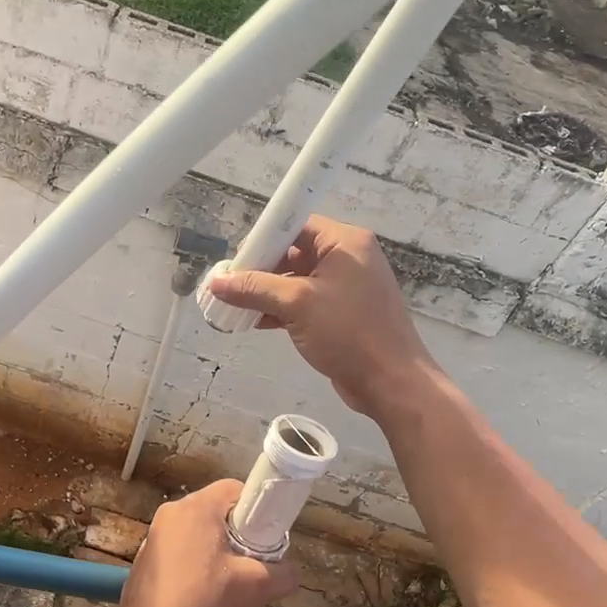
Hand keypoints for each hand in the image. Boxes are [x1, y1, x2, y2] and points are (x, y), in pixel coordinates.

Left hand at [110, 480, 296, 606]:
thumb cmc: (204, 604)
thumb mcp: (256, 588)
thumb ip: (282, 573)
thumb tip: (289, 571)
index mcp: (196, 508)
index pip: (235, 488)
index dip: (257, 508)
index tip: (267, 536)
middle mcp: (170, 513)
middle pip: (216, 510)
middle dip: (238, 533)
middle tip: (252, 563)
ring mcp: (153, 536)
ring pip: (198, 532)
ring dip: (217, 551)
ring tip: (229, 584)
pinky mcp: (144, 558)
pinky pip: (180, 550)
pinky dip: (195, 564)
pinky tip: (202, 596)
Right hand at [209, 215, 437, 417]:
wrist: (390, 380)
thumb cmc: (347, 332)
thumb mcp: (296, 304)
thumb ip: (254, 289)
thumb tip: (216, 282)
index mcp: (345, 243)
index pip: (297, 225)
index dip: (265, 239)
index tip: (237, 259)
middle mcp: (348, 258)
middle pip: (295, 253)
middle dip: (262, 270)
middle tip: (231, 286)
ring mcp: (347, 287)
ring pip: (298, 281)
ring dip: (268, 293)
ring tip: (236, 307)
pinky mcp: (343, 313)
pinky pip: (306, 302)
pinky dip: (282, 310)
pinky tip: (257, 322)